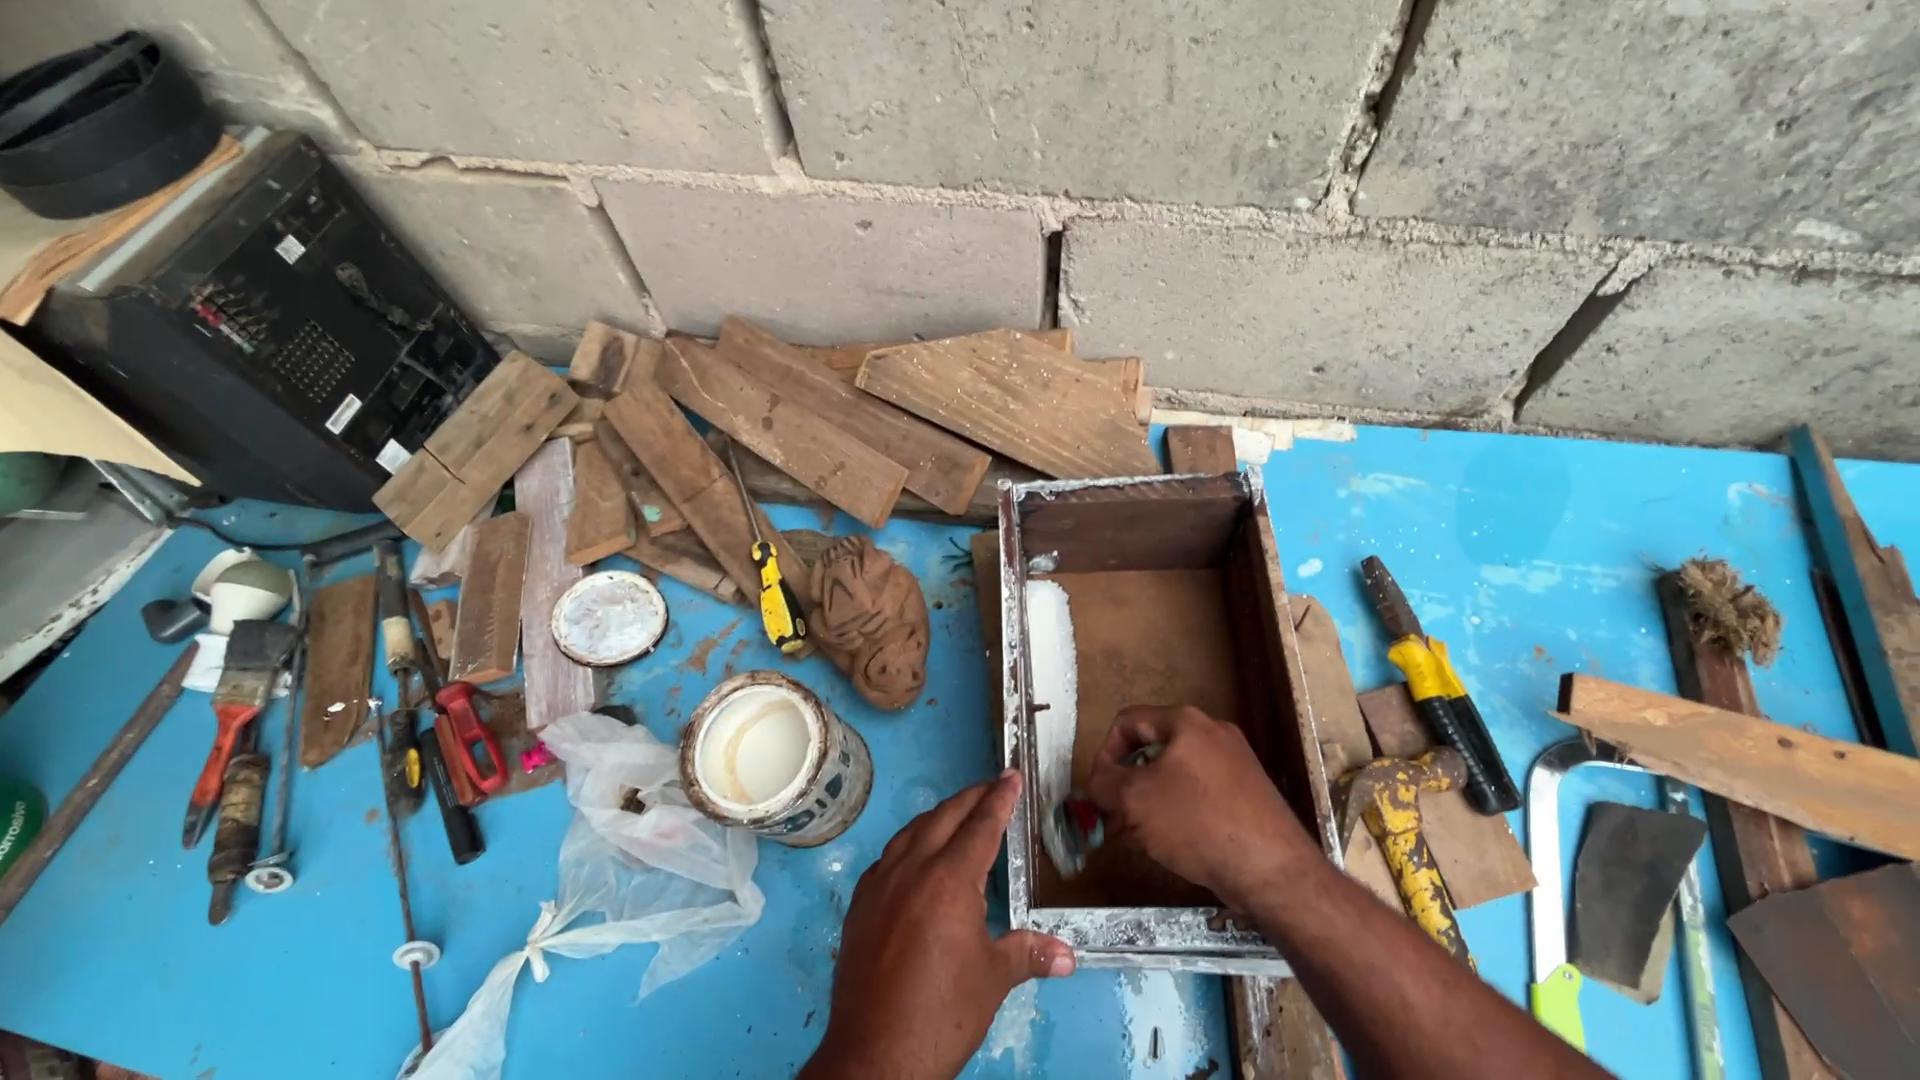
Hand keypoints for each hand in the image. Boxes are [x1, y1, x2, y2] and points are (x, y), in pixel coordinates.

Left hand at [801, 770, 1074, 1079]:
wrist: (874, 1054)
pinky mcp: (859, 905)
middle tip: (993, 788)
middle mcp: (911, 870)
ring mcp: (879, 885)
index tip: (1010, 776)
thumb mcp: (994, 980)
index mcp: (949, 880)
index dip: (999, 799)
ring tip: (958, 816)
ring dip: (938, 817)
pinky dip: (909, 845)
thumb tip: (1068, 955)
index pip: (981, 826)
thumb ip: (1029, 954)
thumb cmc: (943, 1013)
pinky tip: (916, 858)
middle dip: (971, 798)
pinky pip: (888, 858)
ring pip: (911, 832)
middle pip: (944, 817)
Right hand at [1086, 705, 1320, 909]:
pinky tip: (1168, 845)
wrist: (1271, 869)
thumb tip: (1097, 782)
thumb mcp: (1133, 800)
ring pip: (1173, 777)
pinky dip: (1176, 814)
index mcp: (1186, 722)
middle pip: (1151, 751)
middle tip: (1113, 818)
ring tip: (1136, 838)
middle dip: (1126, 786)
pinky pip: (1198, 796)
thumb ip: (1103, 784)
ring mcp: (1234, 765)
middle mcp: (1213, 734)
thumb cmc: (1197, 822)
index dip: (1104, 754)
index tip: (1099, 789)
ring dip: (1147, 804)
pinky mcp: (1247, 795)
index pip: (1127, 722)